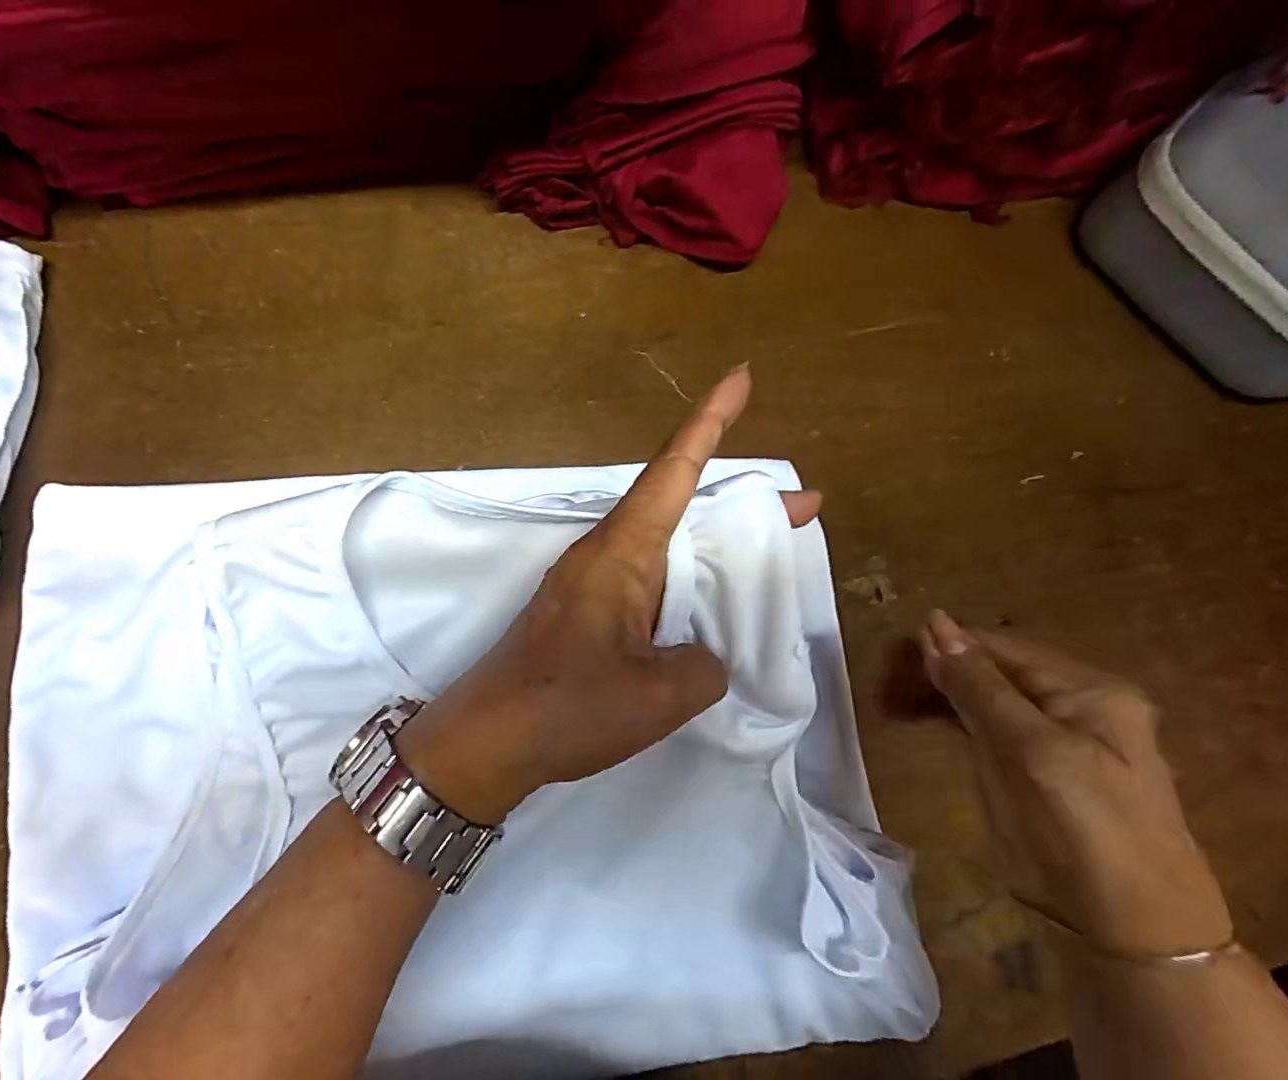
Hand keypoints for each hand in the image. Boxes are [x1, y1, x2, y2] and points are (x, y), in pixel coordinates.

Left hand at [394, 366, 820, 823]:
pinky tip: (710, 607)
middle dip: (741, 502)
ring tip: (769, 556)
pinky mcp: (588, 614)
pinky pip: (652, 581)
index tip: (740, 378)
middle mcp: (606, 556)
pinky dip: (689, 582)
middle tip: (801, 507)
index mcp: (620, 554)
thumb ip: (704, 666)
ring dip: (717, 546)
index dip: (710, 422)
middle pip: (679, 507)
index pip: (672, 472)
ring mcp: (594, 585)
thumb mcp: (658, 695)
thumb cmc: (566, 708)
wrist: (486, 743)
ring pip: (667, 546)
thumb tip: (703, 656)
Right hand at [917, 611, 1233, 956]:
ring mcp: (1056, 738)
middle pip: (991, 669)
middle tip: (883, 691)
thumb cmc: (1085, 832)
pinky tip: (920, 717)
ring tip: (889, 704)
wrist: (1132, 933)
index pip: (1000, 648)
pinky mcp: (1037, 768)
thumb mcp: (1030, 751)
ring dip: (936, 695)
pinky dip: (951, 719)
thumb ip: (980, 687)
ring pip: (983, 697)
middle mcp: (1074, 704)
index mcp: (1087, 690)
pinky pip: (988, 726)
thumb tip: (934, 623)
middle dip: (935, 672)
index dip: (944, 647)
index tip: (888, 661)